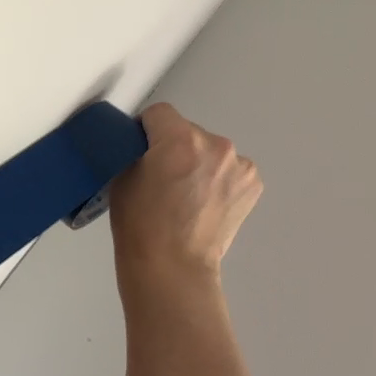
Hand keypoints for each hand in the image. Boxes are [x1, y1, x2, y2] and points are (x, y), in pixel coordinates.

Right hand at [109, 103, 262, 277]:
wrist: (171, 263)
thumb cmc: (137, 223)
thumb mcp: (121, 178)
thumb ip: (137, 152)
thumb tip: (146, 146)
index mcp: (178, 140)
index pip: (159, 113)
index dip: (144, 128)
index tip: (138, 148)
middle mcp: (216, 145)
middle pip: (187, 131)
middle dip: (173, 147)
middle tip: (159, 177)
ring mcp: (240, 165)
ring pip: (210, 151)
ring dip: (197, 162)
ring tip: (183, 194)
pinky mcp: (253, 183)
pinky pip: (229, 169)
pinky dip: (215, 179)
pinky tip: (203, 202)